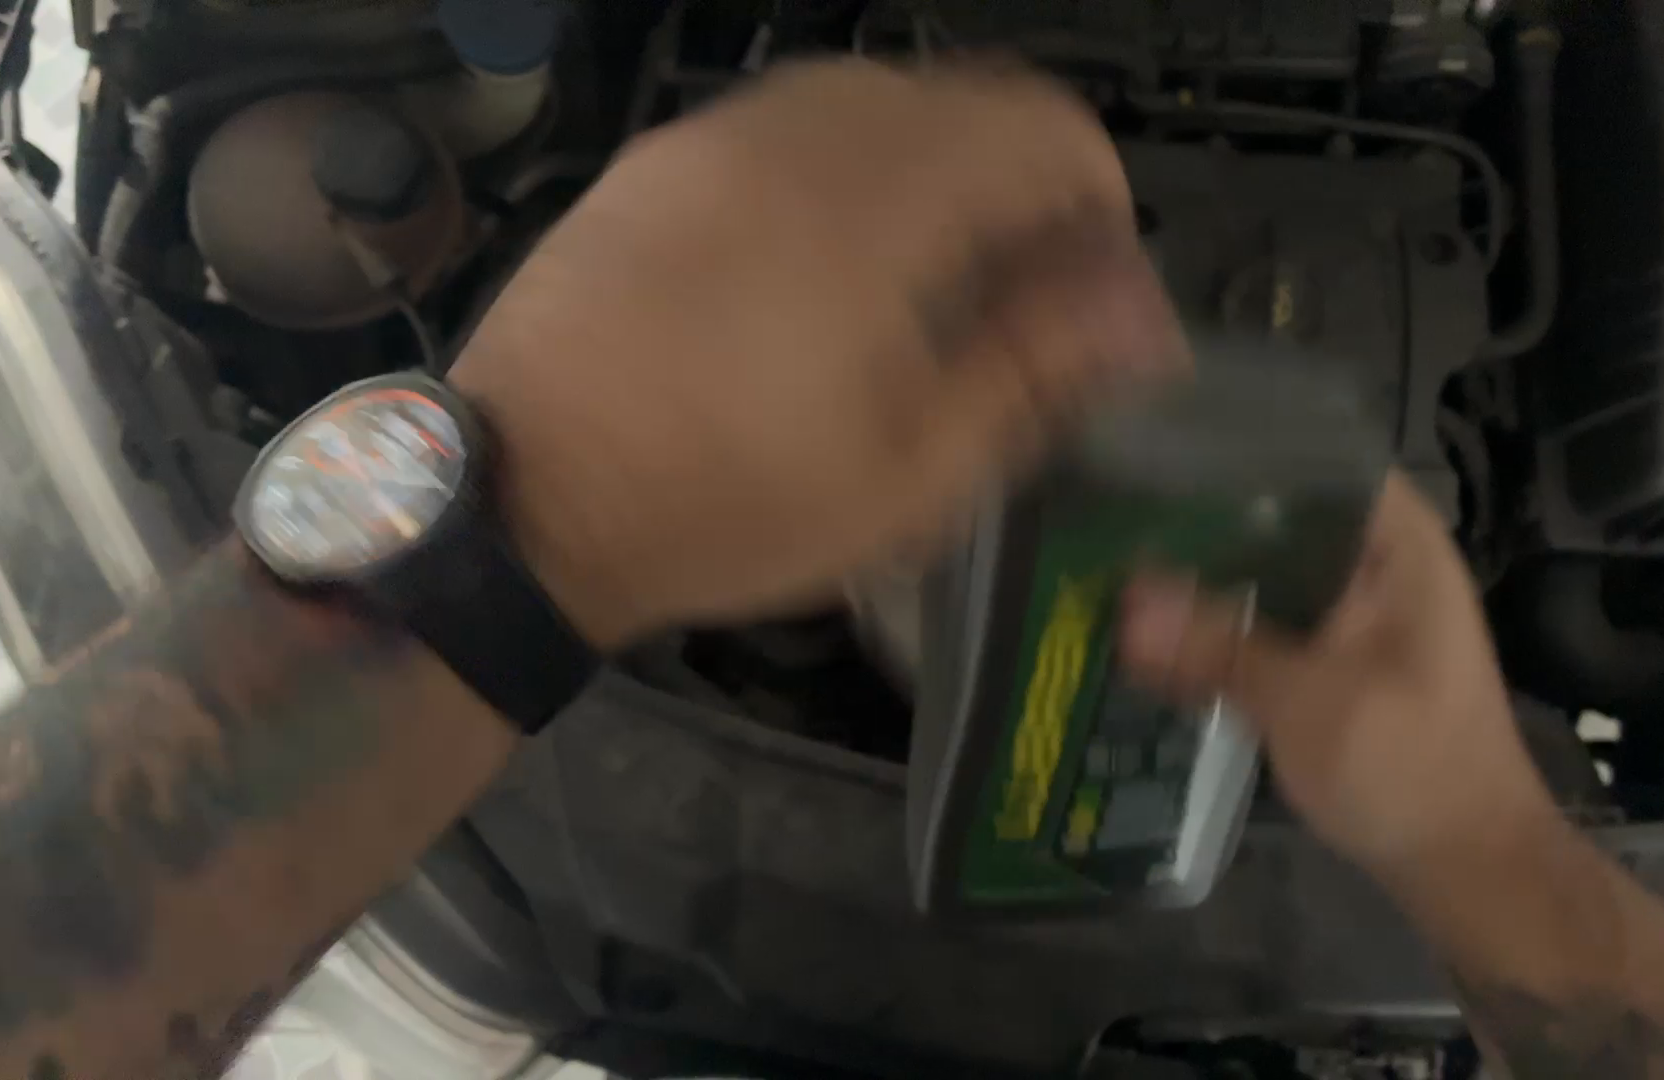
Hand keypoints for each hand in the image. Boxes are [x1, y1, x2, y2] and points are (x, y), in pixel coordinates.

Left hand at [449, 59, 1184, 647]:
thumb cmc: (732, 509)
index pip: (1044, 130)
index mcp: (871, 213)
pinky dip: (859, 178)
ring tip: (934, 290)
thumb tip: (1138, 310)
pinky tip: (838, 271)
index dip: (1098, 202)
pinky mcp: (662, 161)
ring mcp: (714, 136)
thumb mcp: (909, 478)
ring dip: (943, 181)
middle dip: (1024, 192)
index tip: (1091, 292)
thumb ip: (1030, 372)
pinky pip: (798, 131)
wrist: (525, 506)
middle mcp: (794, 135)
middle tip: (1018, 301)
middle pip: (968, 104)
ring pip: (882, 107)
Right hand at [1117, 473, 1563, 885]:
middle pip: (1273, 511)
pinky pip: (1250, 613)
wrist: (1461, 866)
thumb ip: (1216, 647)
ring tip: (1116, 546)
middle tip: (1113, 501)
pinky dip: (1207, 615)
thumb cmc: (1412, 769)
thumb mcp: (1311, 701)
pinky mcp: (1314, 653)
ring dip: (1197, 568)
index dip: (1241, 449)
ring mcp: (1339, 609)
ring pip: (1256, 565)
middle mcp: (1365, 562)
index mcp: (1393, 545)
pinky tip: (1148, 613)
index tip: (1161, 450)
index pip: (1315, 458)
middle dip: (1198, 512)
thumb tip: (1123, 607)